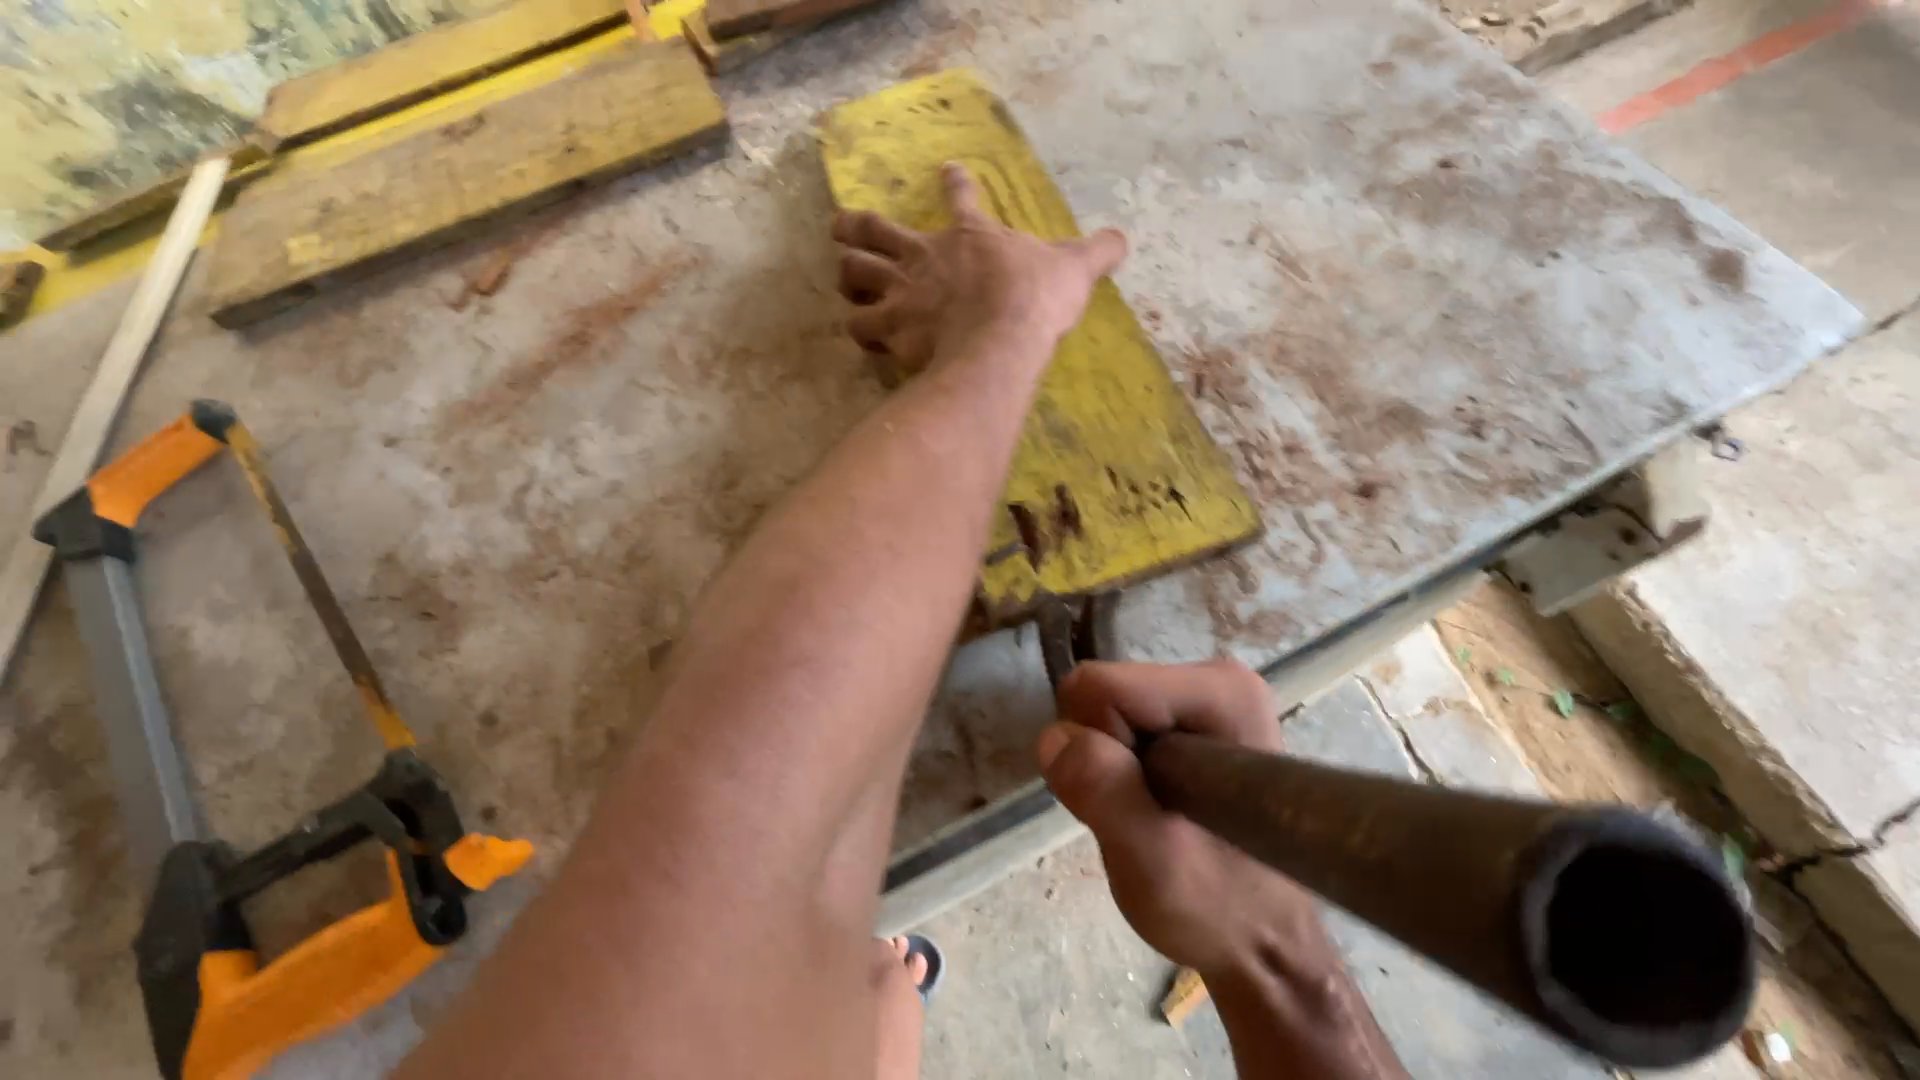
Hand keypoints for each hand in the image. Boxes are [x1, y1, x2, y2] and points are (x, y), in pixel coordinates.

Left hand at [832, 162, 1126, 378]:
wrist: (1003, 337)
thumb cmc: (1036, 298)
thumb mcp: (1075, 269)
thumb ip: (1096, 252)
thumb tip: (1123, 239)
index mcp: (971, 235)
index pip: (962, 197)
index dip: (955, 183)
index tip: (948, 171)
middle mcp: (925, 256)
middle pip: (874, 229)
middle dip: (854, 226)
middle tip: (842, 226)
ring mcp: (903, 291)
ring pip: (853, 274)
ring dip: (848, 278)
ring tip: (849, 284)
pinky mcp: (892, 328)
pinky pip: (860, 327)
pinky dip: (861, 331)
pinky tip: (867, 336)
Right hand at [1036, 660, 1332, 978]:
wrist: (1262, 937)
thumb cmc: (1219, 909)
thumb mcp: (1154, 865)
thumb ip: (1106, 793)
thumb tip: (1054, 736)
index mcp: (1223, 696)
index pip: (1103, 689)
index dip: (1098, 750)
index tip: (1133, 803)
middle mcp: (1218, 680)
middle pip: (1101, 693)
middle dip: (1103, 755)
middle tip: (1142, 815)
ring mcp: (1204, 694)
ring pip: (1101, 708)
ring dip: (1110, 765)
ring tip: (1151, 815)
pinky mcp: (1190, 713)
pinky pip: (1114, 722)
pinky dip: (1120, 765)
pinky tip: (1154, 803)